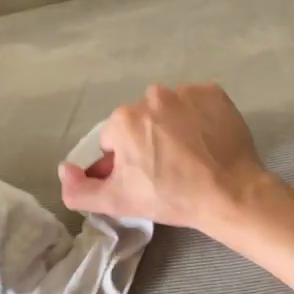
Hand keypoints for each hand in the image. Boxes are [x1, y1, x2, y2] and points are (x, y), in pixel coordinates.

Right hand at [58, 83, 268, 230]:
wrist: (229, 193)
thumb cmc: (171, 198)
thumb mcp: (117, 202)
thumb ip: (79, 190)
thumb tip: (64, 170)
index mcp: (124, 119)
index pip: (116, 140)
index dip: (128, 162)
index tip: (147, 179)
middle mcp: (152, 96)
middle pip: (142, 122)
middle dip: (150, 141)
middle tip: (170, 170)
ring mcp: (186, 91)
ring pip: (170, 110)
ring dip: (175, 127)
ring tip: (191, 157)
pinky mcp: (215, 93)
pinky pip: (198, 103)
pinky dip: (200, 119)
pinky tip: (208, 142)